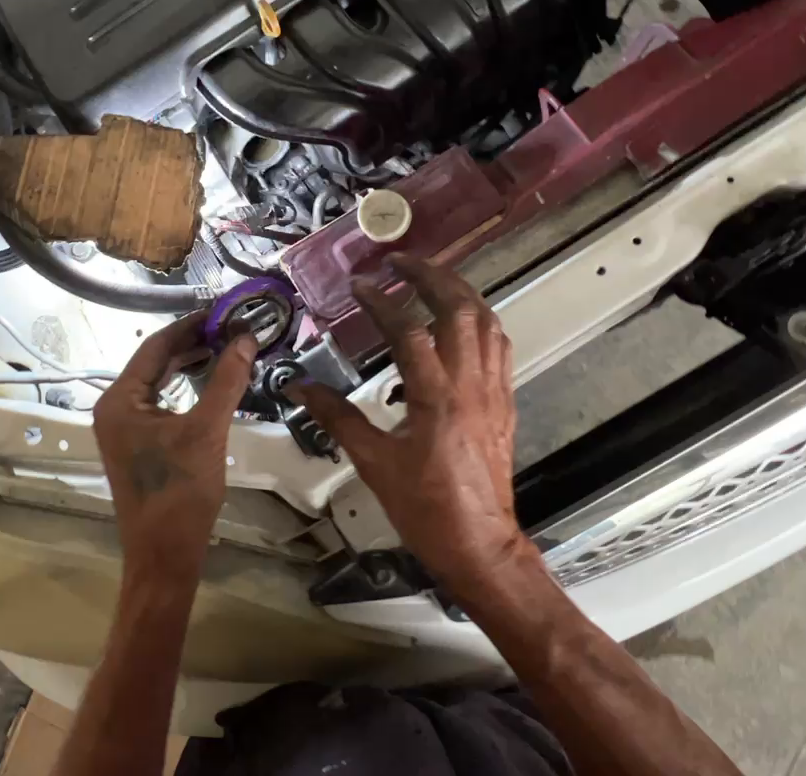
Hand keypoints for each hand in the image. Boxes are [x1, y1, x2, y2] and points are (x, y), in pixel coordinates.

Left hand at [93, 316, 257, 585]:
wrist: (164, 555)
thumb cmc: (181, 493)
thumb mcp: (207, 431)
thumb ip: (226, 380)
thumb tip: (246, 338)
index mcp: (119, 400)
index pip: (154, 346)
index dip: (189, 325)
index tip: (222, 311)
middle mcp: (113, 407)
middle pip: (154, 361)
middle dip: (191, 342)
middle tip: (229, 327)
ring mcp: (122, 426)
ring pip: (157, 381)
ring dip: (188, 363)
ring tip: (224, 346)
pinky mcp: (135, 442)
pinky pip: (158, 401)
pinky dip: (183, 387)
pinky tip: (207, 379)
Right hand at [291, 254, 528, 593]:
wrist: (479, 544)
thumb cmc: (424, 507)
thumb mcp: (373, 463)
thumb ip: (337, 418)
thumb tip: (301, 390)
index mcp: (436, 398)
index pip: (410, 331)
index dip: (383, 302)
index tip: (361, 285)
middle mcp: (471, 385)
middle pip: (460, 310)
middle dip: (432, 276)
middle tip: (402, 261)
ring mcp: (493, 391)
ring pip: (487, 322)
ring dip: (460, 291)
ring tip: (432, 277)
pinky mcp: (504, 402)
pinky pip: (500, 346)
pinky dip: (481, 320)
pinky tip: (461, 319)